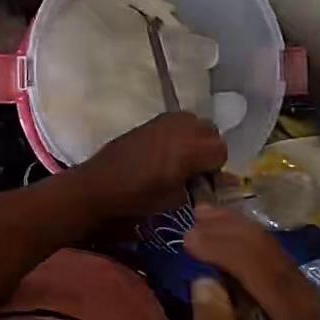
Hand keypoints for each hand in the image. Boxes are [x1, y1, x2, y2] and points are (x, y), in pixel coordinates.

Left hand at [75, 112, 226, 220]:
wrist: (98, 186)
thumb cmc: (136, 199)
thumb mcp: (174, 199)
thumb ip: (196, 186)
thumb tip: (206, 181)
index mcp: (188, 149)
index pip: (221, 150)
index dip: (214, 168)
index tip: (202, 180)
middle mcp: (180, 128)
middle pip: (211, 131)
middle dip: (207, 149)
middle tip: (194, 169)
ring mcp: (164, 120)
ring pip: (195, 122)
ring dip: (194, 137)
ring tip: (181, 157)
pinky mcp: (151, 120)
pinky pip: (176, 121)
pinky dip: (179, 132)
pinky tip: (166, 150)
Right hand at [184, 203, 319, 319]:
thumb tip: (204, 281)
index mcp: (288, 318)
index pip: (256, 267)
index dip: (221, 246)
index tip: (186, 238)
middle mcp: (303, 296)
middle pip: (264, 248)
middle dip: (225, 229)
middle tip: (189, 222)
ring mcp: (304, 289)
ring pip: (270, 243)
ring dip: (235, 225)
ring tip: (202, 215)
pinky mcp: (298, 287)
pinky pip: (271, 249)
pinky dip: (245, 233)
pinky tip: (224, 226)